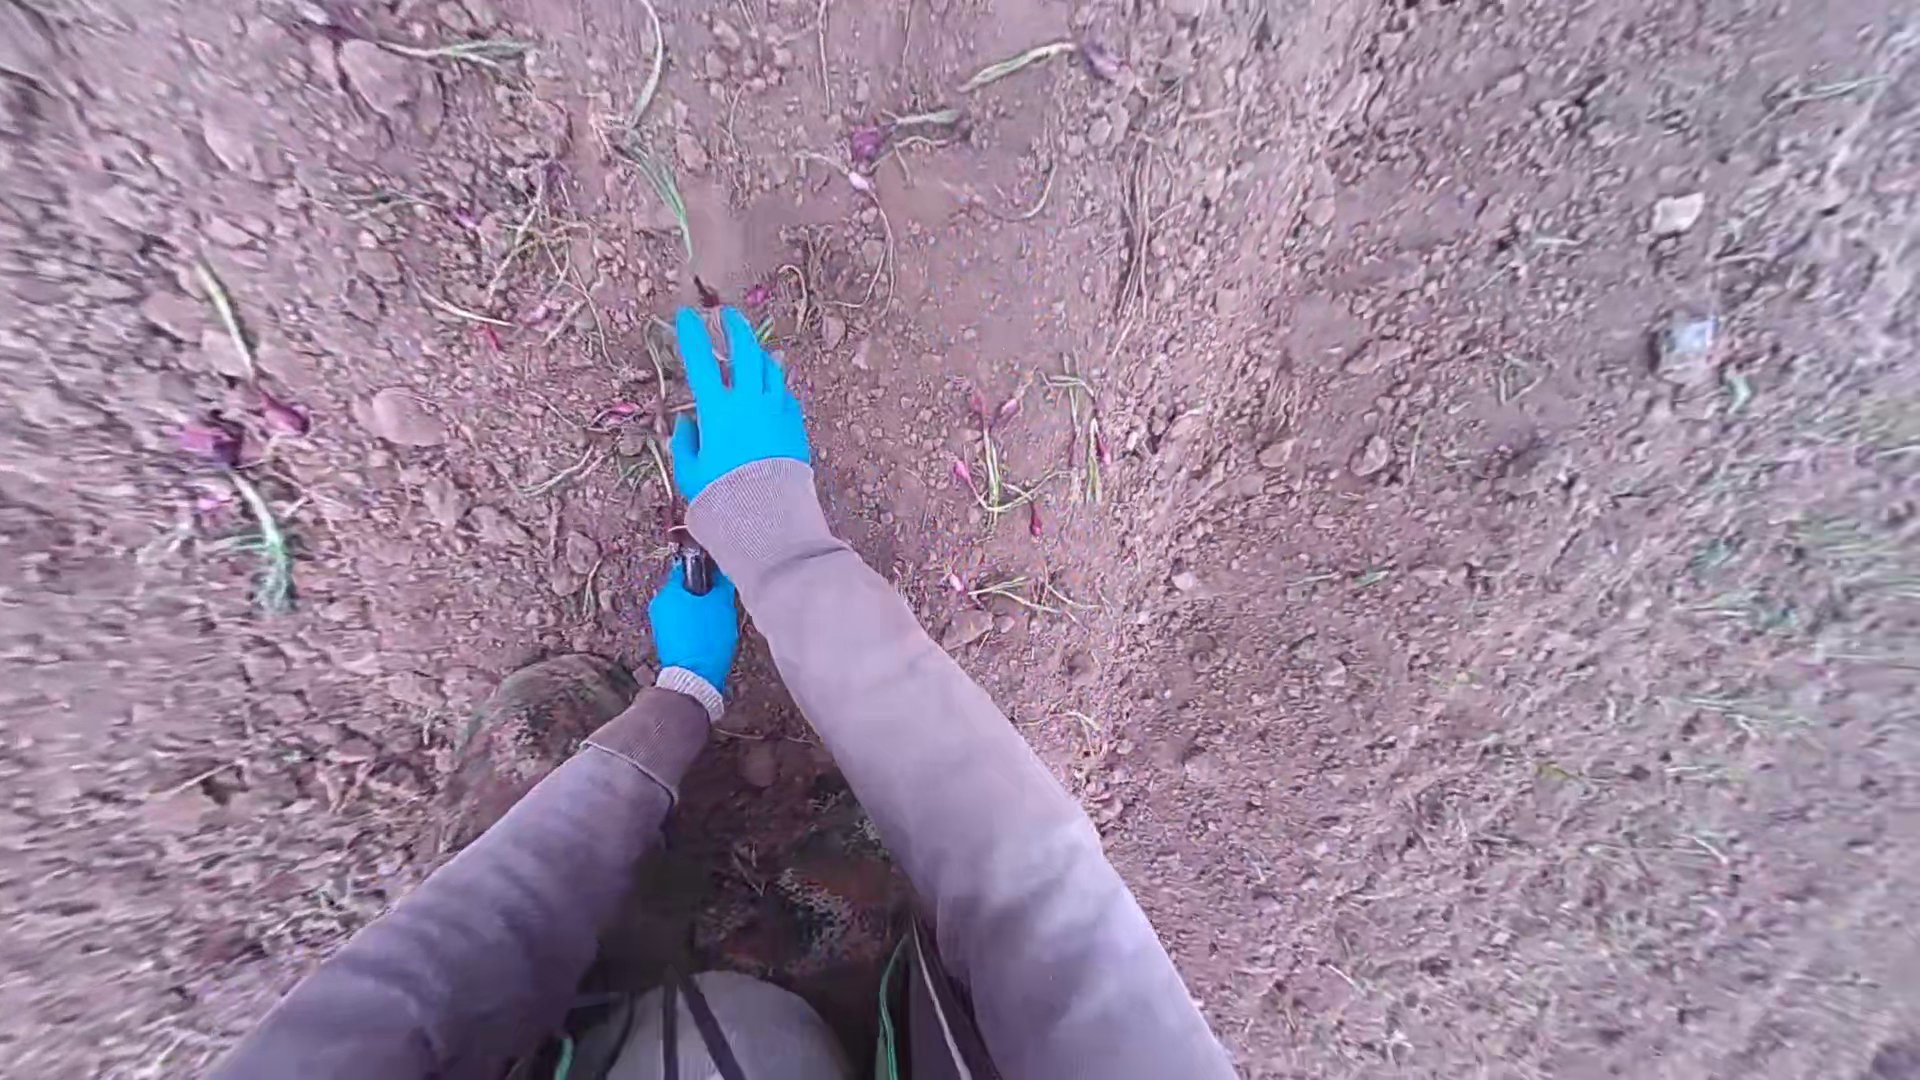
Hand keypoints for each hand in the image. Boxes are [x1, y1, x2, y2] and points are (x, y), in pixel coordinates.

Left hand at [648, 562, 739, 693]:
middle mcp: (660, 605)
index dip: (706, 569)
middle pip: (686, 588)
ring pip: (686, 605)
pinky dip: (695, 623)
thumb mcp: (722, 605)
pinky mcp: (666, 638)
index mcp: (669, 593)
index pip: (687, 566)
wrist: (695, 676)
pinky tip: (709, 633)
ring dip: (701, 608)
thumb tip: (722, 572)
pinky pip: (683, 622)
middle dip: (705, 592)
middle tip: (721, 600)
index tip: (718, 575)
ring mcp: (661, 623)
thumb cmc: (707, 640)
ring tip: (716, 619)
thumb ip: (721, 583)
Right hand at [669, 306, 810, 500]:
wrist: (769, 513)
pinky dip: (776, 384)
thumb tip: (689, 423)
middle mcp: (750, 401)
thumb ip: (686, 442)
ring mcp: (777, 410)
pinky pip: (785, 393)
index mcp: (718, 409)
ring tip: (754, 348)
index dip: (692, 334)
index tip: (687, 316)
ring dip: (760, 353)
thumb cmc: (724, 495)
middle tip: (729, 315)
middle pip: (745, 352)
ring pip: (771, 368)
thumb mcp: (691, 471)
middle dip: (735, 328)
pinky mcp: (795, 424)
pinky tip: (772, 386)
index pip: (701, 360)